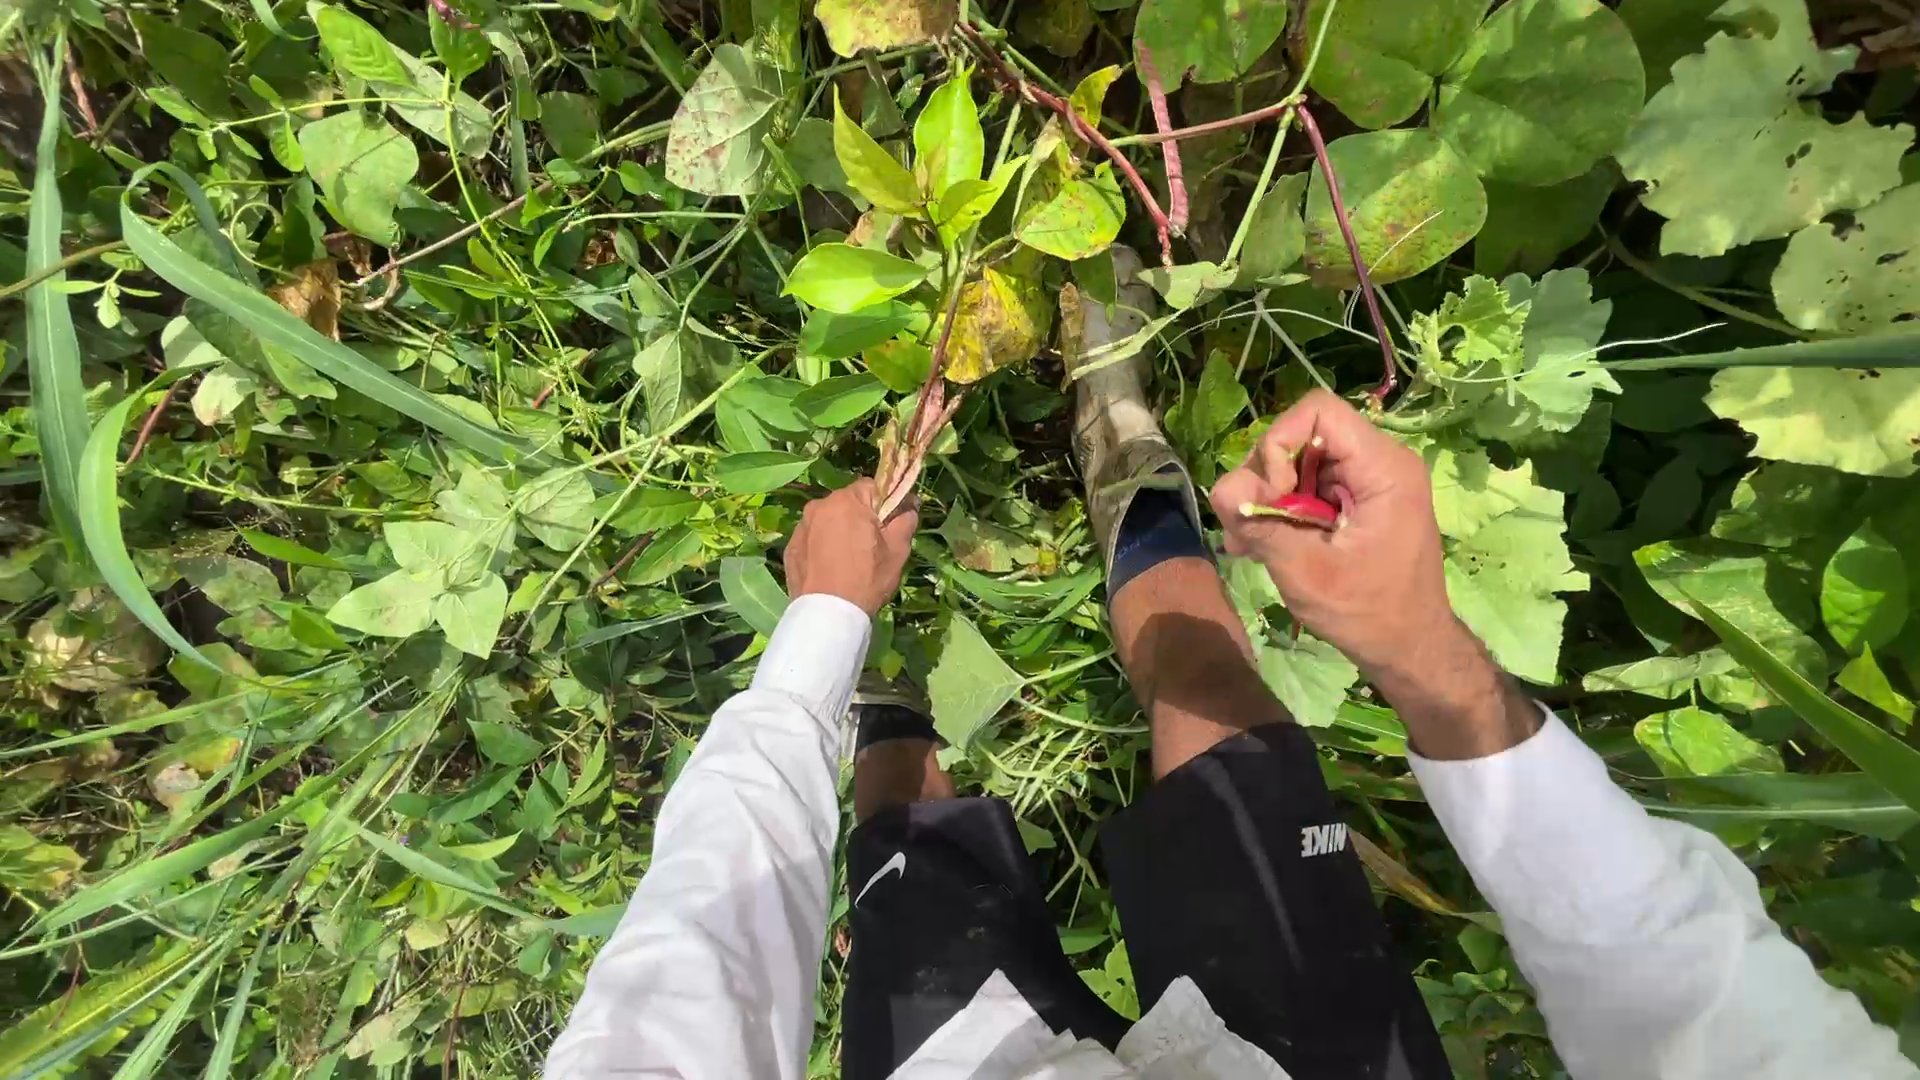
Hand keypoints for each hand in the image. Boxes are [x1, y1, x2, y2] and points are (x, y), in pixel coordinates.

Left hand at [784, 479, 917, 616]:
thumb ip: (906, 521)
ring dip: (840, 531)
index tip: (892, 522)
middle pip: (848, 503)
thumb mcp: (898, 550)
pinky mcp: (790, 548)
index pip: (872, 486)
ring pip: (828, 520)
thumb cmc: (867, 577)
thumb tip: (910, 506)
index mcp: (847, 501)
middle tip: (872, 544)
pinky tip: (831, 568)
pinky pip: (813, 539)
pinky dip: (822, 547)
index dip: (886, 502)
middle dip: (861, 517)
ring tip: (849, 559)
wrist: (828, 614)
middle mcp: (819, 506)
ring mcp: (801, 527)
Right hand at [1209, 390, 1536, 757]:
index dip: (1279, 445)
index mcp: (1381, 468)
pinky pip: (1297, 485)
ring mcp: (1359, 481)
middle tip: (1251, 529)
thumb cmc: (1368, 612)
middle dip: (1262, 479)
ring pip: (1288, 461)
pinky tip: (1260, 544)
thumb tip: (1222, 492)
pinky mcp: (1347, 500)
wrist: (1407, 647)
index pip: (1316, 411)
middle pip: (1295, 436)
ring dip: (1260, 499)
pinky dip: (1272, 511)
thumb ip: (1264, 527)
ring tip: (1250, 544)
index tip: (1274, 496)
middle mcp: (1373, 462)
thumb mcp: (1308, 573)